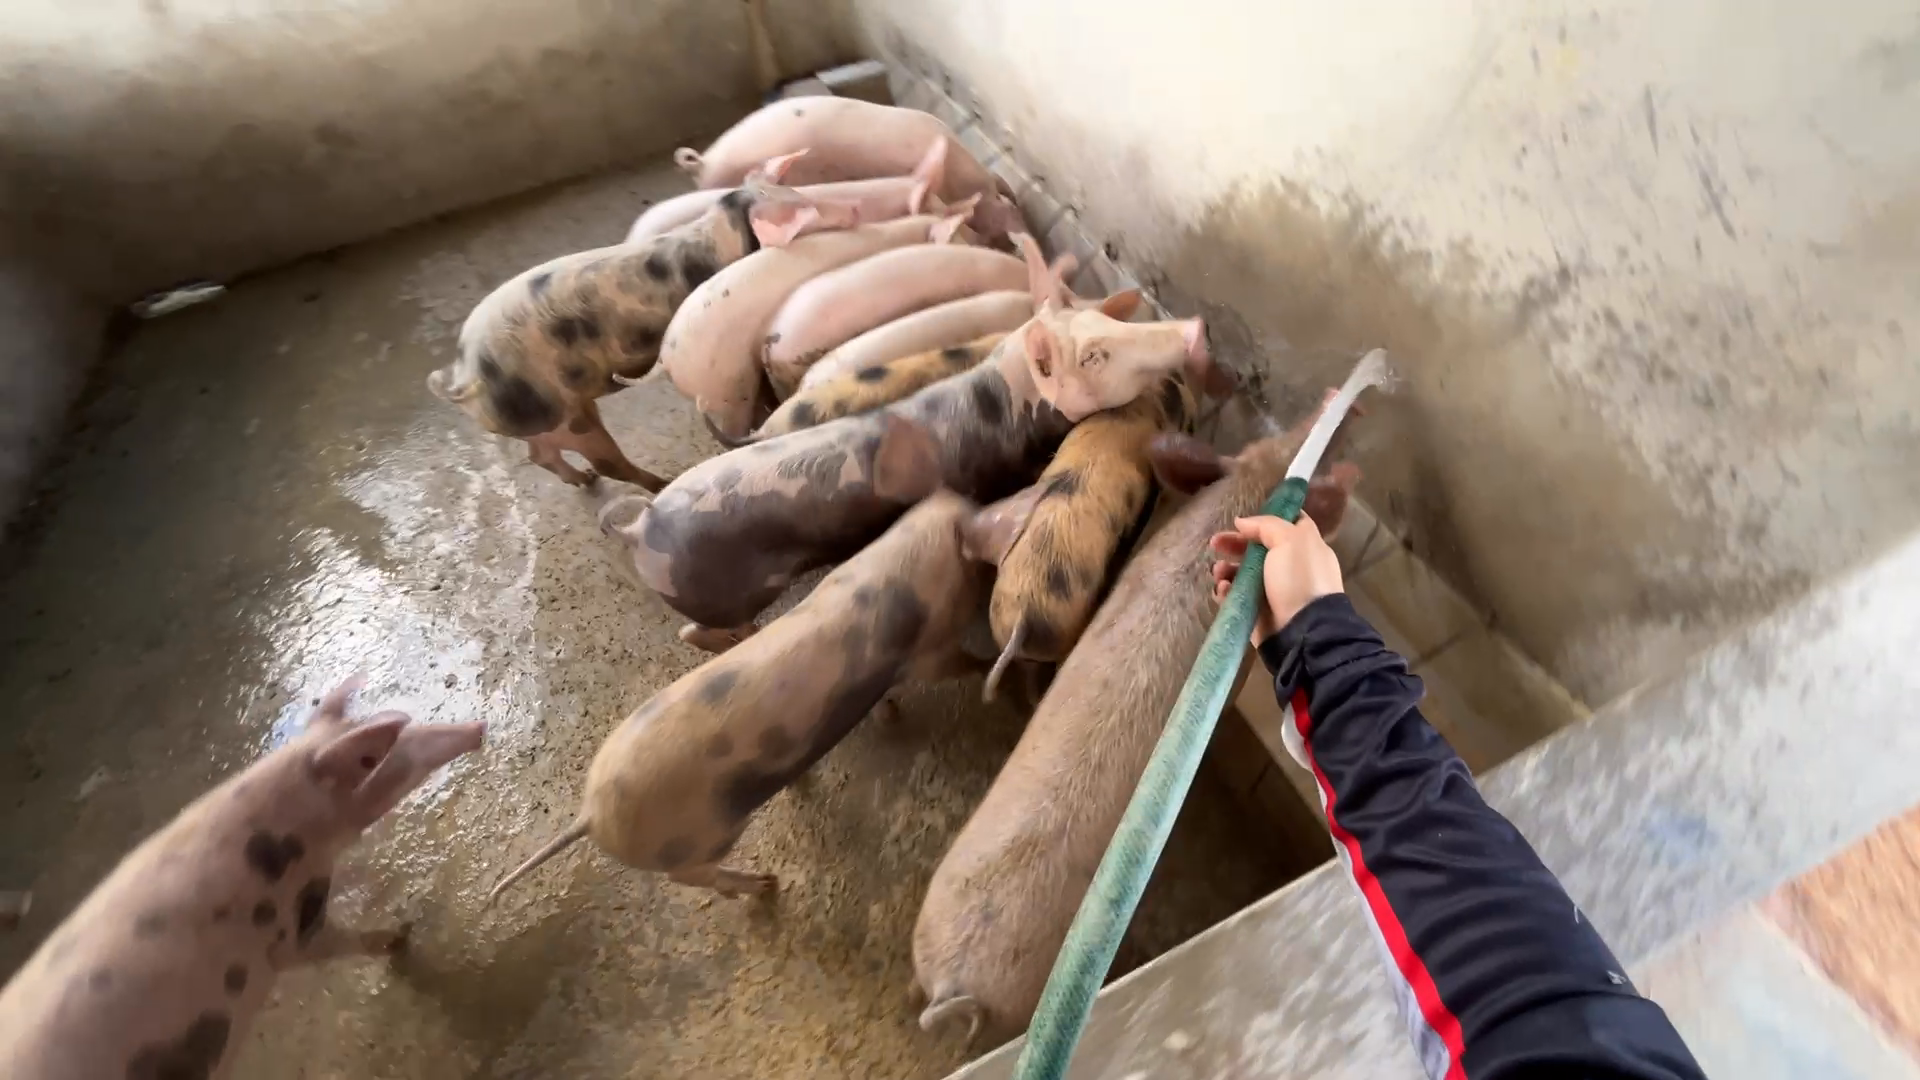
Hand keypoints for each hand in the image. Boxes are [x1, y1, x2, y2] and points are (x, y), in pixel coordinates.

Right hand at [1209, 513, 1344, 646]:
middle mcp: (1287, 565)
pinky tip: (1223, 590)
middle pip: (1256, 547)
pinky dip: (1225, 590)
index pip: (1287, 523)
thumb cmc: (1300, 580)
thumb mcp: (1290, 541)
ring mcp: (1271, 588)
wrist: (1302, 630)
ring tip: (1218, 572)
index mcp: (1303, 547)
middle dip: (1233, 543)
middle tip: (1214, 543)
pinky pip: (1234, 595)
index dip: (1267, 518)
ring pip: (1241, 571)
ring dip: (1225, 568)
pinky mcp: (1256, 609)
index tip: (1245, 519)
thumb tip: (1241, 522)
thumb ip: (1266, 525)